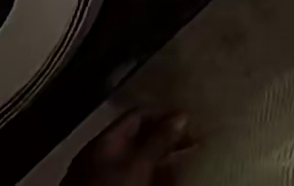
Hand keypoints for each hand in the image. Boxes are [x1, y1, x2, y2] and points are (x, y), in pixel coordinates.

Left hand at [64, 109, 193, 185]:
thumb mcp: (137, 165)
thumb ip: (159, 138)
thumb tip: (182, 115)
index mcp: (102, 145)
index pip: (138, 116)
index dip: (164, 114)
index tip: (189, 121)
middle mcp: (102, 162)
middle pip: (140, 141)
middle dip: (167, 140)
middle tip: (192, 142)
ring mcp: (106, 184)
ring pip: (141, 165)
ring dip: (165, 163)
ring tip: (188, 163)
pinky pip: (139, 181)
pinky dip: (157, 180)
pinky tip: (175, 180)